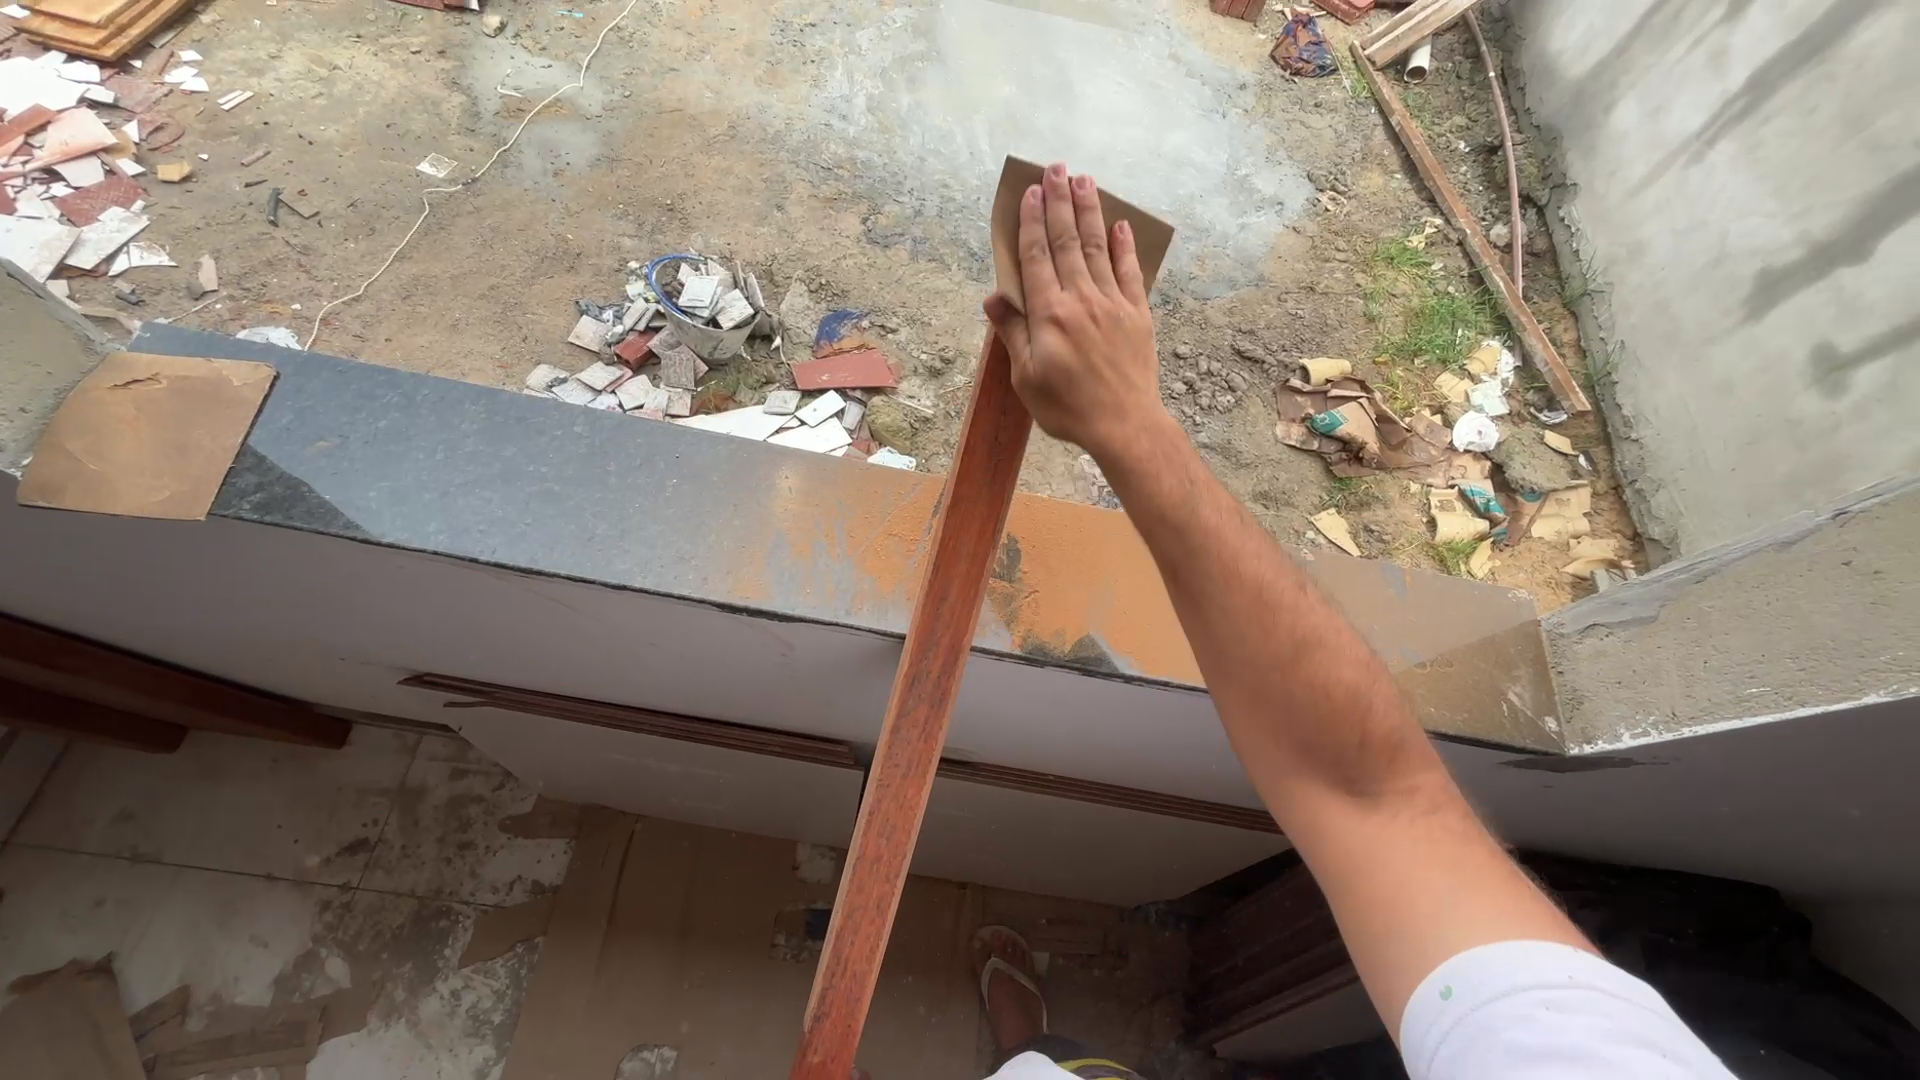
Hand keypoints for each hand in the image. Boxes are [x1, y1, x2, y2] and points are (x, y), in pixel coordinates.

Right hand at [983, 164, 1165, 460]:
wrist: (1124, 425)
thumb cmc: (1067, 408)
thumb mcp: (1026, 378)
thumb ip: (1013, 333)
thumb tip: (994, 298)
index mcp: (1049, 314)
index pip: (1036, 256)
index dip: (1031, 221)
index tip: (1030, 191)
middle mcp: (1081, 299)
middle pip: (1067, 241)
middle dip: (1060, 202)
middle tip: (1057, 167)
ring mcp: (1113, 304)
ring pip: (1099, 247)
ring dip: (1090, 212)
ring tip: (1085, 180)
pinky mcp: (1137, 315)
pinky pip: (1130, 272)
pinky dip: (1125, 246)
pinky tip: (1122, 225)